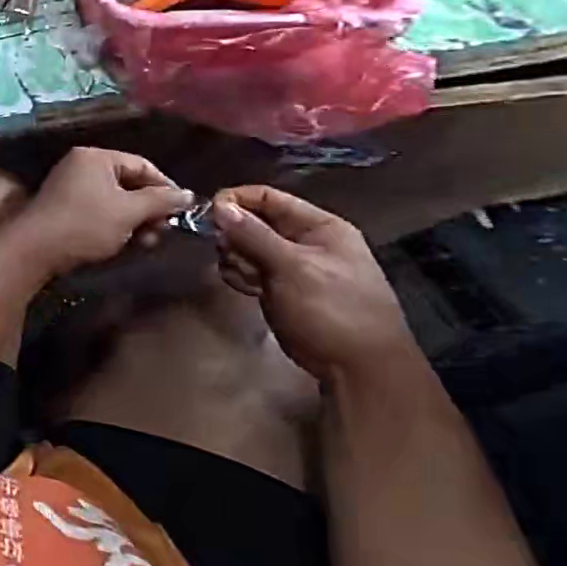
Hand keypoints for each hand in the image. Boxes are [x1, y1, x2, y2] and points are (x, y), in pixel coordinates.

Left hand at [13, 148, 193, 273]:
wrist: (36, 248)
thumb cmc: (86, 224)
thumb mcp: (128, 211)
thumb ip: (160, 201)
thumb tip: (187, 195)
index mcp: (95, 157)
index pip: (142, 165)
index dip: (166, 187)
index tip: (182, 211)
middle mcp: (82, 165)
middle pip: (129, 182)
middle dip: (150, 208)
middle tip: (163, 231)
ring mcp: (71, 186)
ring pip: (116, 199)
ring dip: (135, 220)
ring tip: (147, 241)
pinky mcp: (66, 207)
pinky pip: (100, 209)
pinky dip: (116, 224)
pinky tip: (126, 242)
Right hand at [211, 185, 417, 383]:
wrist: (357, 368)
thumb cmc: (333, 309)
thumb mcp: (293, 267)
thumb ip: (253, 234)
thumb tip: (218, 205)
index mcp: (318, 226)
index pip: (268, 197)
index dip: (236, 200)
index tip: (209, 214)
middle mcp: (303, 240)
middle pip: (252, 221)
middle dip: (235, 235)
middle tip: (231, 254)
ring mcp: (291, 265)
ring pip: (245, 246)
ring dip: (236, 258)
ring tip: (246, 277)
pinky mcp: (279, 287)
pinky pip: (248, 269)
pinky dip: (241, 275)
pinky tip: (247, 289)